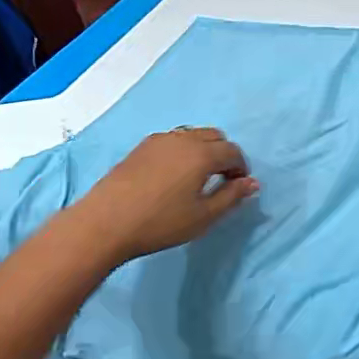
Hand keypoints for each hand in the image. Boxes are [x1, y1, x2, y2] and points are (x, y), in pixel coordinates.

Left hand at [68, 127, 258, 263]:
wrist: (106, 222)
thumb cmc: (160, 223)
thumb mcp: (203, 216)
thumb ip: (231, 196)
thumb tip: (252, 182)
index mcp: (202, 153)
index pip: (233, 151)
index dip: (241, 168)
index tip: (238, 187)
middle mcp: (183, 138)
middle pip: (214, 136)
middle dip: (223, 154)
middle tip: (220, 181)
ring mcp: (159, 139)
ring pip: (192, 135)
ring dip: (203, 150)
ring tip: (197, 178)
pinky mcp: (141, 146)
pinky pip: (172, 140)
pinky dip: (183, 150)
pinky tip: (173, 175)